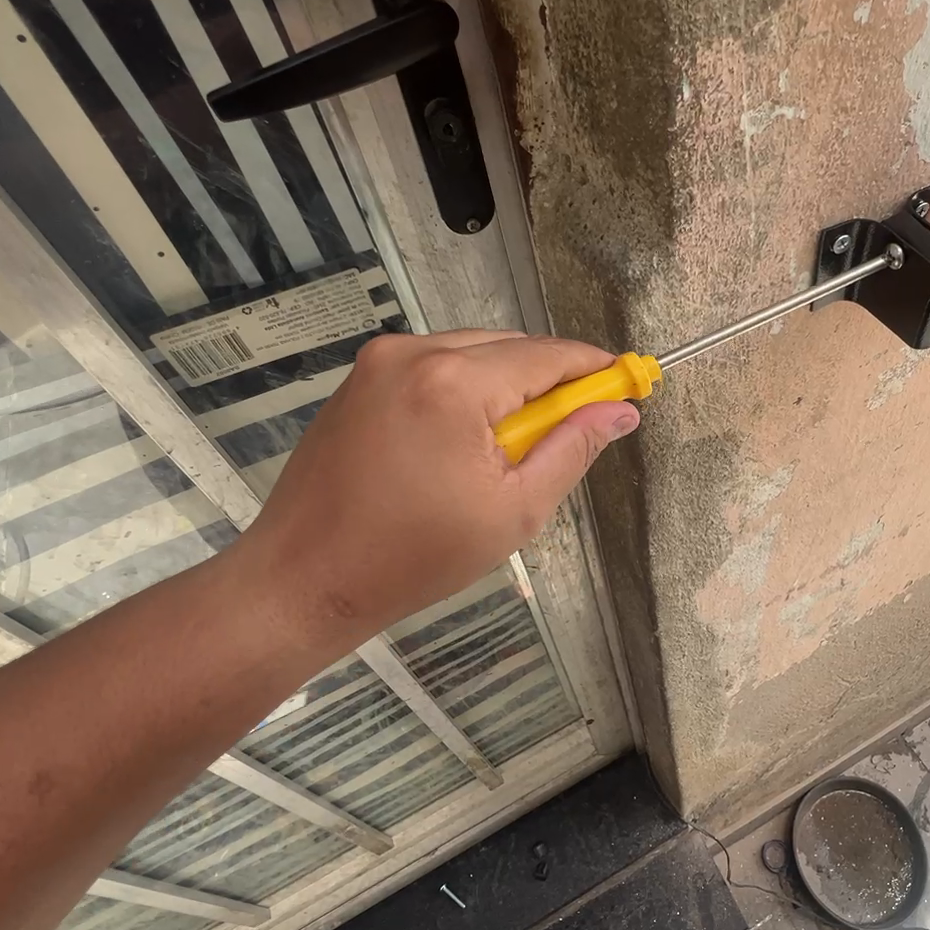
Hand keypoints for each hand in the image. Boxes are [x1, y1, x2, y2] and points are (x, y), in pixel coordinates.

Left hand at [225, 331, 637, 648]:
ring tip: (505, 449)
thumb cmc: (415, 557)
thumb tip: (621, 411)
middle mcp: (414, 352)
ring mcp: (378, 361)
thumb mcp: (515, 510)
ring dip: (505, 388)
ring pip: (473, 353)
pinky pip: (435, 366)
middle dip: (548, 383)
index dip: (593, 368)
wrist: (302, 580)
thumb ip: (572, 449)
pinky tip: (460, 443)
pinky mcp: (359, 378)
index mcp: (454, 382)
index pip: (547, 356)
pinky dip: (465, 391)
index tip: (627, 383)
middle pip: (511, 348)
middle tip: (566, 433)